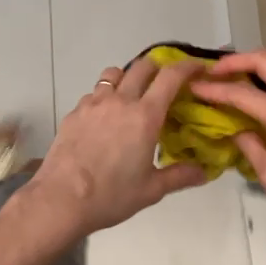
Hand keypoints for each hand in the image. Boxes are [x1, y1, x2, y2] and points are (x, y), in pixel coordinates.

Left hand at [17, 60, 209, 237]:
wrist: (62, 198)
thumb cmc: (111, 195)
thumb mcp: (151, 190)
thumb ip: (179, 176)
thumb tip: (203, 172)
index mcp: (144, 116)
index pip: (170, 77)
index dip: (186, 67)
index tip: (197, 67)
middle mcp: (120, 101)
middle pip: (141, 66)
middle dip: (157, 68)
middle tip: (165, 82)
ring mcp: (93, 103)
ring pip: (113, 73)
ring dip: (127, 77)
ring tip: (131, 96)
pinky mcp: (74, 111)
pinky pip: (94, 93)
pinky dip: (105, 97)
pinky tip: (105, 119)